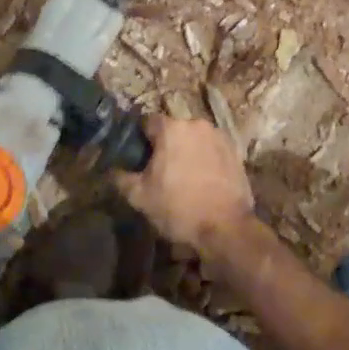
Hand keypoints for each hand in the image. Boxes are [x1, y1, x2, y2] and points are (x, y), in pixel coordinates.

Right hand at [115, 115, 256, 251]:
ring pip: (194, 140)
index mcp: (171, 129)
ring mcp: (220, 137)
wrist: (225, 227)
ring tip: (183, 178)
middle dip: (165, 146)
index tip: (137, 157)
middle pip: (173, 130)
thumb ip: (121, 178)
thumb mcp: (139, 197)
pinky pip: (212, 151)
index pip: (147, 122)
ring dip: (186, 152)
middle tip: (159, 171)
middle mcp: (197, 125)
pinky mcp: (236, 153)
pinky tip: (202, 182)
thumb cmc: (178, 208)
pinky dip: (205, 160)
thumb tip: (112, 170)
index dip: (139, 138)